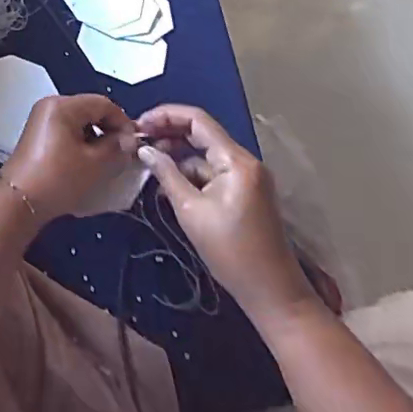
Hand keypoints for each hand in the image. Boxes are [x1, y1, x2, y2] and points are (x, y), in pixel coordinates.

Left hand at [0, 94, 137, 221]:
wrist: (21, 199)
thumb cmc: (59, 178)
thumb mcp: (96, 163)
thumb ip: (118, 147)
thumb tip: (130, 139)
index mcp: (62, 105)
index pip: (103, 103)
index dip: (123, 122)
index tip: (134, 143)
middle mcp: (50, 105)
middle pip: (90, 109)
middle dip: (109, 129)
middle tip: (123, 153)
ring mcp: (42, 118)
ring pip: (79, 120)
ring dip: (96, 136)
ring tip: (106, 160)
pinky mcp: (39, 132)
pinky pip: (67, 129)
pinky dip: (81, 141)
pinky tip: (87, 161)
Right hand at [135, 105, 316, 321]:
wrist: (274, 295)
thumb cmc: (231, 251)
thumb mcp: (189, 209)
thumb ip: (165, 173)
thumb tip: (144, 149)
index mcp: (236, 161)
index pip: (196, 120)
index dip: (164, 116)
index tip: (139, 125)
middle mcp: (245, 162)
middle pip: (201, 132)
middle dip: (168, 133)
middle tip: (138, 141)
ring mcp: (248, 177)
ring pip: (204, 153)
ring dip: (177, 154)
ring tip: (148, 162)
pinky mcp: (245, 192)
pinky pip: (212, 170)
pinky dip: (190, 171)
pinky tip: (169, 182)